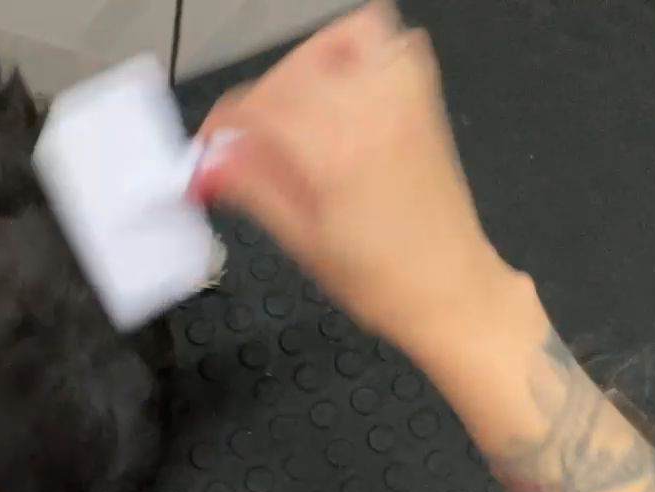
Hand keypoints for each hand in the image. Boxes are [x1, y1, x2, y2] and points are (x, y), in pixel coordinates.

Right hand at [190, 1, 533, 362]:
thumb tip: (209, 167)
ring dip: (302, 68)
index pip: (258, 108)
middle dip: (254, 103)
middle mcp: (372, 111)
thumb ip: (252, 191)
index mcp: (335, 152)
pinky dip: (352, 57)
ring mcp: (403, 97)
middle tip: (241, 142)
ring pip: (338, 41)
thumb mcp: (300, 241)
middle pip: (290, 72)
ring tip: (287, 110)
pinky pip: (386, 44)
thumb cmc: (380, 280)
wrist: (446, 286)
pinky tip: (333, 98)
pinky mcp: (421, 99)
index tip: (208, 148)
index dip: (221, 126)